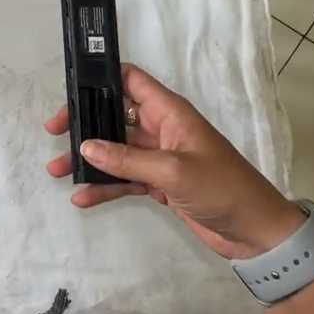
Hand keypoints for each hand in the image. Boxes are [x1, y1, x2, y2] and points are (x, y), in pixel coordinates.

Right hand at [44, 64, 303, 259]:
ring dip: (89, 159)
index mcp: (169, 112)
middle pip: (114, 116)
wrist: (258, 233)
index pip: (131, 80)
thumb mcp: (173, 171)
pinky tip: (83, 197)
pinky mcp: (159, 183)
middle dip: (84, 124)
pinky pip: (123, 178)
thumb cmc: (223, 188)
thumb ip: (128, 159)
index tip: (71, 89)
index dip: (101, 79)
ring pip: (114, 150)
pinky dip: (104, 185)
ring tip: (58, 170)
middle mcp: (160, 129)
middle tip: (55, 134)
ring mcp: (158, 157)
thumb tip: (86, 147)